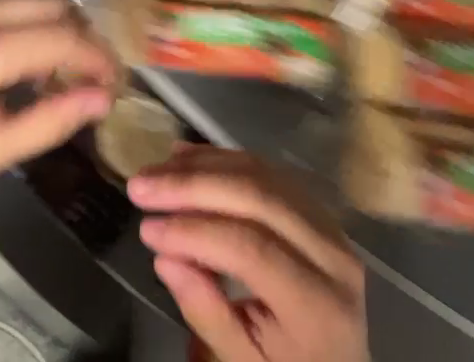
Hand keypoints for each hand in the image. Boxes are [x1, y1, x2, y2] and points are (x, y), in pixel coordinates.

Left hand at [0, 0, 116, 186]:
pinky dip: (19, 15)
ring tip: (45, 68)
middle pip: (52, 5)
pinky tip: (12, 51)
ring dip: (49, 23)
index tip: (110, 80)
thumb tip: (100, 98)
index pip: (62, 40)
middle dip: (77, 36)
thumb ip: (51, 121)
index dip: (96, 58)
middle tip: (82, 73)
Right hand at [130, 148, 367, 361]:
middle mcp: (334, 256)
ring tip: (152, 172)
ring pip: (260, 174)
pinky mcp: (316, 209)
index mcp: (319, 305)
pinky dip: (220, 160)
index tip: (144, 229)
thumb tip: (164, 258)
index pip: (251, 250)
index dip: (193, 232)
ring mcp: (329, 226)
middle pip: (258, 198)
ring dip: (200, 167)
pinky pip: (265, 171)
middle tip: (139, 186)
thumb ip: (207, 315)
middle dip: (190, 186)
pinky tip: (182, 159)